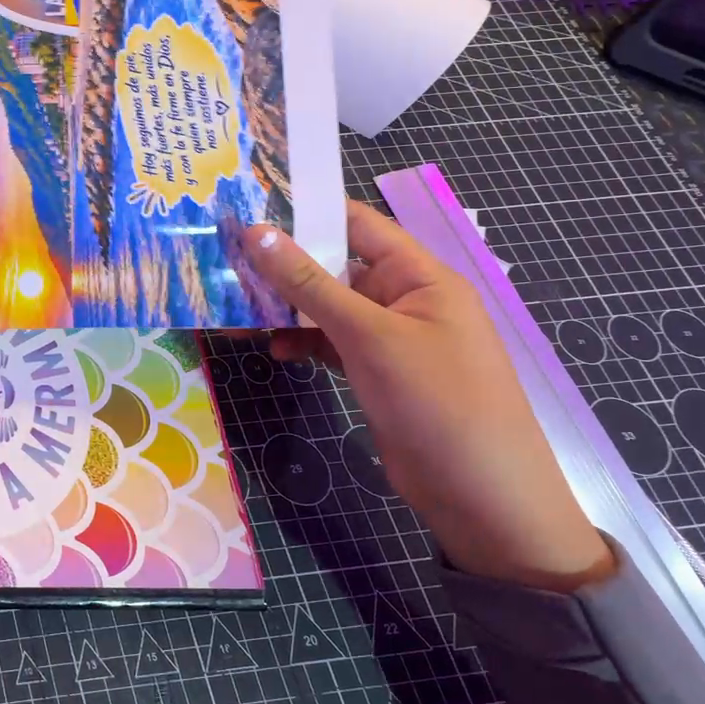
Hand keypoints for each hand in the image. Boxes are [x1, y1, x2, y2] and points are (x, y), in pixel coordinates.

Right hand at [242, 202, 614, 593]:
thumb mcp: (369, 338)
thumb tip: (254, 232)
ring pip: (324, 304)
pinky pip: (327, 340)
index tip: (243, 204)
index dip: (304, 210)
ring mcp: (391, 337)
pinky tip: (272, 349)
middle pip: (333, 264)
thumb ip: (310, 284)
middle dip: (280, 262)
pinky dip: (299, 340)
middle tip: (220, 256)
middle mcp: (406, 298)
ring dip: (283, 305)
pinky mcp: (376, 370)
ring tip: (232, 306)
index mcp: (421, 277)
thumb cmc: (438, 404)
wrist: (484, 499)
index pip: (358, 224)